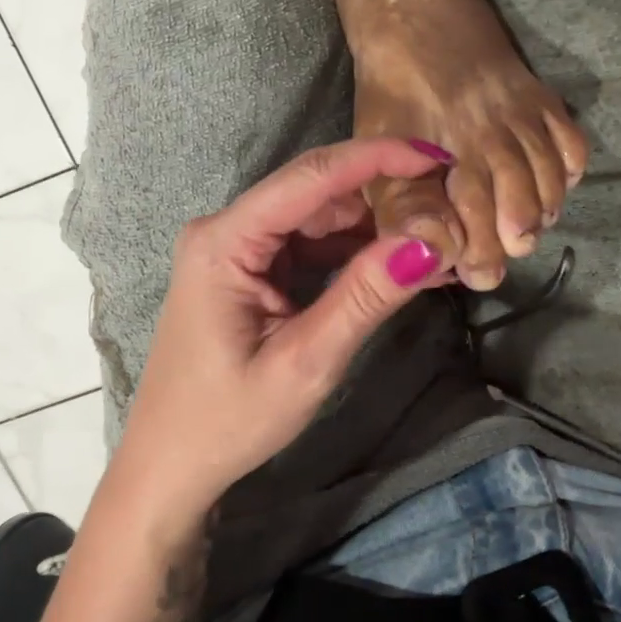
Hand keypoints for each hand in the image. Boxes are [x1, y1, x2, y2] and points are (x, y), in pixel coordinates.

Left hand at [111, 138, 447, 511]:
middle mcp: (226, 229)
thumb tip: (429, 243)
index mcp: (225, 240)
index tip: (438, 155)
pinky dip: (353, 252)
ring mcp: (236, 248)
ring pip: (317, 217)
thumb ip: (364, 297)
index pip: (310, 177)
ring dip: (374, 226)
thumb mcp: (305, 362)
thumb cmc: (228, 420)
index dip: (376, 157)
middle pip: (315, 192)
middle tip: (449, 205)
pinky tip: (399, 262)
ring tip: (437, 237)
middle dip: (383, 194)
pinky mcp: (249, 270)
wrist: (172, 466)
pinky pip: (308, 244)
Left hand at [351, 0, 588, 290]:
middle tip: (499, 251)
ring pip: (551, 181)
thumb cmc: (389, 88)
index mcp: (454, 151)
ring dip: (540, 212)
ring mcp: (526, 113)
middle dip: (512, 241)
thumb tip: (432, 250)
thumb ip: (402, 204)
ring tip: (523, 227)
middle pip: (524, 208)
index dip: (482, 257)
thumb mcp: (378, 148)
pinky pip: (572, 143)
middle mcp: (499, 135)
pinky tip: (549, 185)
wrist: (413, 12)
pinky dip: (567, 172)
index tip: (477, 274)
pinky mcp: (542, 95)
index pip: (482, 223)